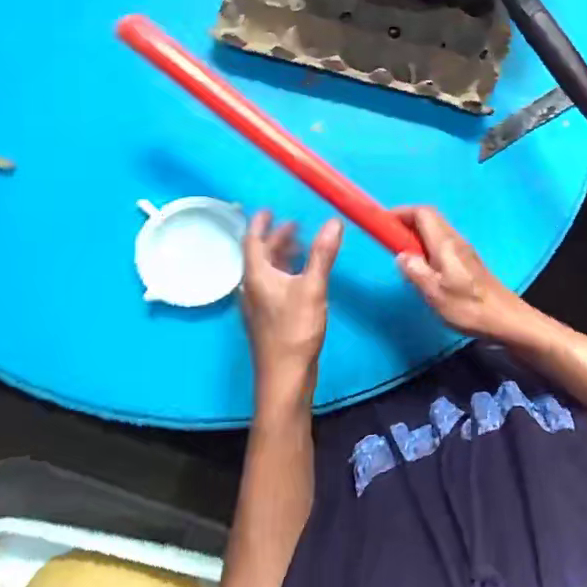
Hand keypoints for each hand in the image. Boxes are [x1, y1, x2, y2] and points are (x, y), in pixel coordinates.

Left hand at [240, 211, 342, 387]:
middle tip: (296, 224)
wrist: (285, 377)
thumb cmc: (294, 330)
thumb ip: (322, 254)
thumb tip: (334, 221)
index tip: (269, 209)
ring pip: (267, 271)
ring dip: (282, 255)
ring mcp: (259, 304)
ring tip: (303, 245)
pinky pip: (274, 284)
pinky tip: (303, 275)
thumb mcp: (313, 288)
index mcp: (256, 276)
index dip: (259, 223)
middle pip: (260, 255)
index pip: (252, 240)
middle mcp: (252, 287)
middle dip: (276, 238)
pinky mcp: (269, 317)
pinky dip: (286, 271)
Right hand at [393, 206, 530, 340]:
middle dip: (406, 222)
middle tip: (390, 241)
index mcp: (445, 243)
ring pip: (436, 231)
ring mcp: (463, 250)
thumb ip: (415, 271)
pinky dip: (427, 246)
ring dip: (416, 235)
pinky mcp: (468, 262)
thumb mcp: (434, 293)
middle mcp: (455, 240)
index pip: (422, 212)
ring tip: (403, 256)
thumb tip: (401, 255)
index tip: (383, 224)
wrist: (506, 320)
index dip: (400, 212)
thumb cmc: (468, 307)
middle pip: (429, 218)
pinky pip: (442, 243)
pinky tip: (423, 268)